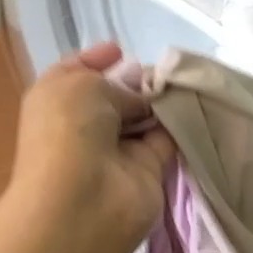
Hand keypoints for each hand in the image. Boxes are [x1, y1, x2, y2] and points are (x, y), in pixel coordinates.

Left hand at [2, 42, 176, 252]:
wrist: (85, 202)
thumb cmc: (69, 132)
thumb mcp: (83, 85)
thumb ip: (118, 84)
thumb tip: (142, 96)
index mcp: (58, 102)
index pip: (78, 74)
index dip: (97, 59)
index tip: (121, 49)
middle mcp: (86, 126)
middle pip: (115, 96)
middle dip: (136, 80)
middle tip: (164, 66)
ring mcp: (117, 151)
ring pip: (144, 117)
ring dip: (161, 101)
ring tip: (185, 80)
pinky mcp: (149, 172)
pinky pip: (167, 140)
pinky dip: (180, 125)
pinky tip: (195, 106)